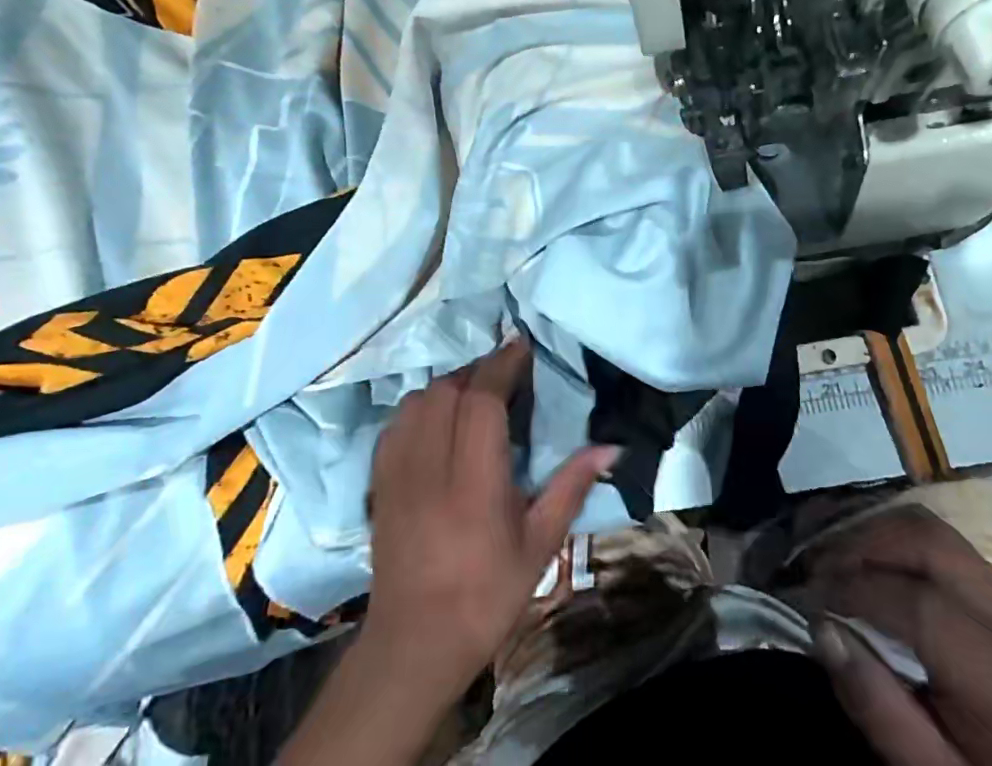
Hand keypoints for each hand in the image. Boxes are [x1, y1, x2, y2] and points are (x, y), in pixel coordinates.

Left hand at [279, 340, 617, 765]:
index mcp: (474, 483)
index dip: (502, 366)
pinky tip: (439, 419)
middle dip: (478, 370)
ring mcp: (397, 477)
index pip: (481, 402)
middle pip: (445, 392)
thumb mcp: (541, 543)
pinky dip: (419, 407)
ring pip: (415, 403)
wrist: (416, 643)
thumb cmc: (488, 594)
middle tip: (508, 371)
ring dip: (448, 386)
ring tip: (476, 392)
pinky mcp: (379, 487)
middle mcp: (430, 469)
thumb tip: (612, 446)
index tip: (522, 346)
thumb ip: (572, 486)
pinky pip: (394, 426)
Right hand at [806, 508, 991, 765]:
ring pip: (937, 529)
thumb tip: (823, 631)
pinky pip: (945, 541)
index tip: (809, 596)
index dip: (856, 590)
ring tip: (837, 556)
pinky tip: (870, 560)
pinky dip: (898, 539)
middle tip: (817, 564)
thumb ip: (878, 709)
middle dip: (863, 543)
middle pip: (930, 543)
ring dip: (878, 532)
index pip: (919, 605)